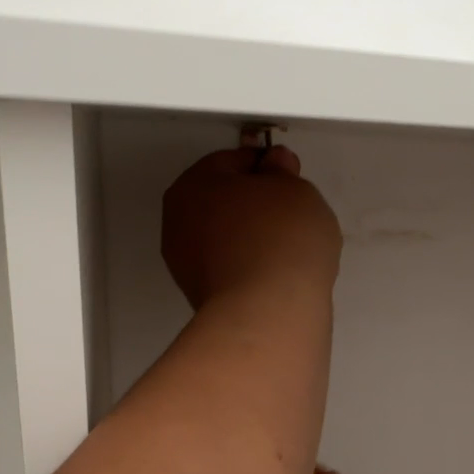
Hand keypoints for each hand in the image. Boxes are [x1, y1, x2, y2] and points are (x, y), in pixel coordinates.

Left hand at [161, 146, 341, 309]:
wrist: (268, 311)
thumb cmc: (281, 237)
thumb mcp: (296, 189)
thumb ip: (283, 171)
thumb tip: (274, 165)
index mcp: (194, 184)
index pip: (233, 161)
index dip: (267, 166)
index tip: (293, 179)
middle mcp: (178, 222)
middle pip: (224, 202)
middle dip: (257, 205)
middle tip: (294, 216)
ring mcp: (186, 265)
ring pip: (227, 239)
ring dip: (253, 239)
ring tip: (290, 251)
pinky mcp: (202, 298)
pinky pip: (232, 269)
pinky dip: (251, 268)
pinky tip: (278, 276)